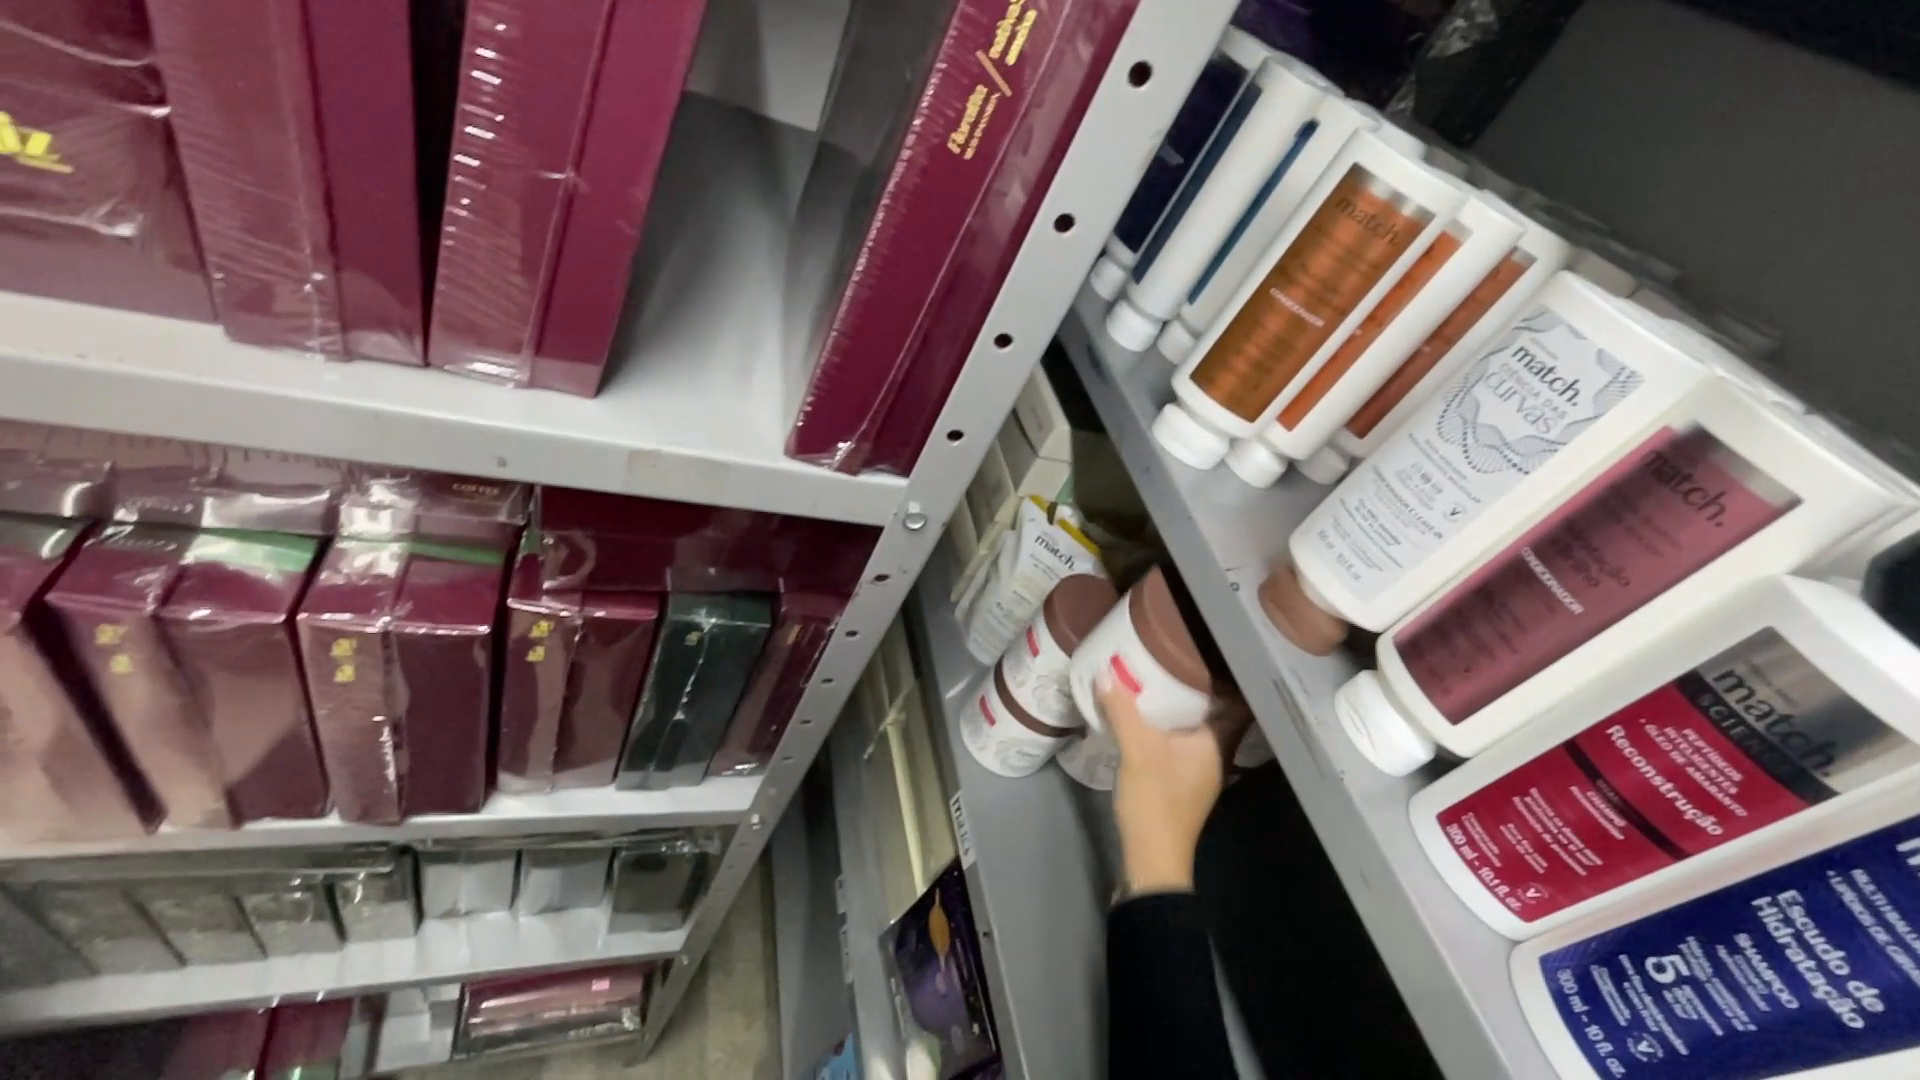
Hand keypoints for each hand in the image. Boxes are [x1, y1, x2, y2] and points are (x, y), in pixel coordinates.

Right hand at [1098, 679, 1226, 895]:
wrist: (1150, 861)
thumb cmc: (1155, 802)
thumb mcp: (1136, 751)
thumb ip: (1122, 710)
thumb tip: (1105, 673)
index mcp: (1213, 745)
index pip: (1229, 702)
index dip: (1215, 676)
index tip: (1192, 652)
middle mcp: (1210, 757)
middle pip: (1204, 714)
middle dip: (1185, 689)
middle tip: (1162, 659)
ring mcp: (1194, 775)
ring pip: (1185, 731)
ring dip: (1169, 711)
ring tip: (1145, 684)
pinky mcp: (1176, 787)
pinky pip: (1171, 746)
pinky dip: (1158, 731)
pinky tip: (1135, 722)